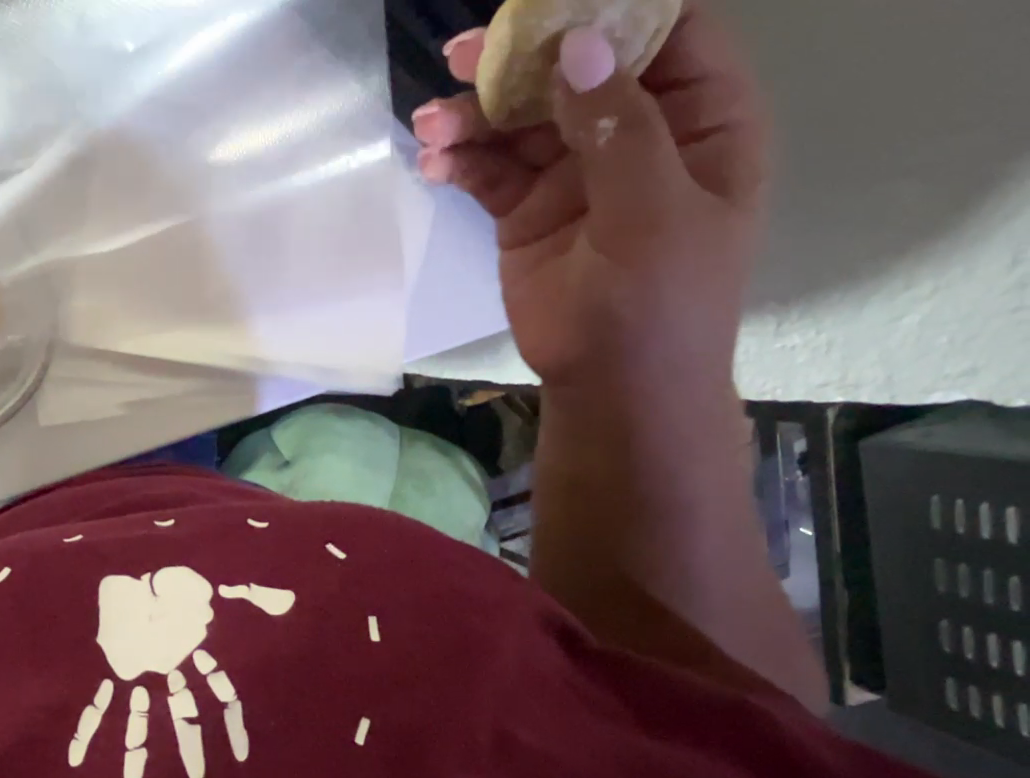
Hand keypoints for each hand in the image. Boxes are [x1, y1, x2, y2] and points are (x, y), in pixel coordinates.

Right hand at [411, 7, 768, 387]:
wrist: (612, 388)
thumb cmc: (658, 304)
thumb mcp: (653, 214)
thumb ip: (620, 130)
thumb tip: (579, 46)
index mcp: (701, 119)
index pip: (662, 36)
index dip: (606, 13)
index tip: (540, 10)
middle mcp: (636, 133)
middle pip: (574, 70)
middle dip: (517, 62)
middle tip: (459, 56)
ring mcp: (575, 172)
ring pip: (521, 120)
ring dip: (474, 117)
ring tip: (430, 125)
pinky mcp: (525, 210)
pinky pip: (489, 170)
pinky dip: (460, 162)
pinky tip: (433, 164)